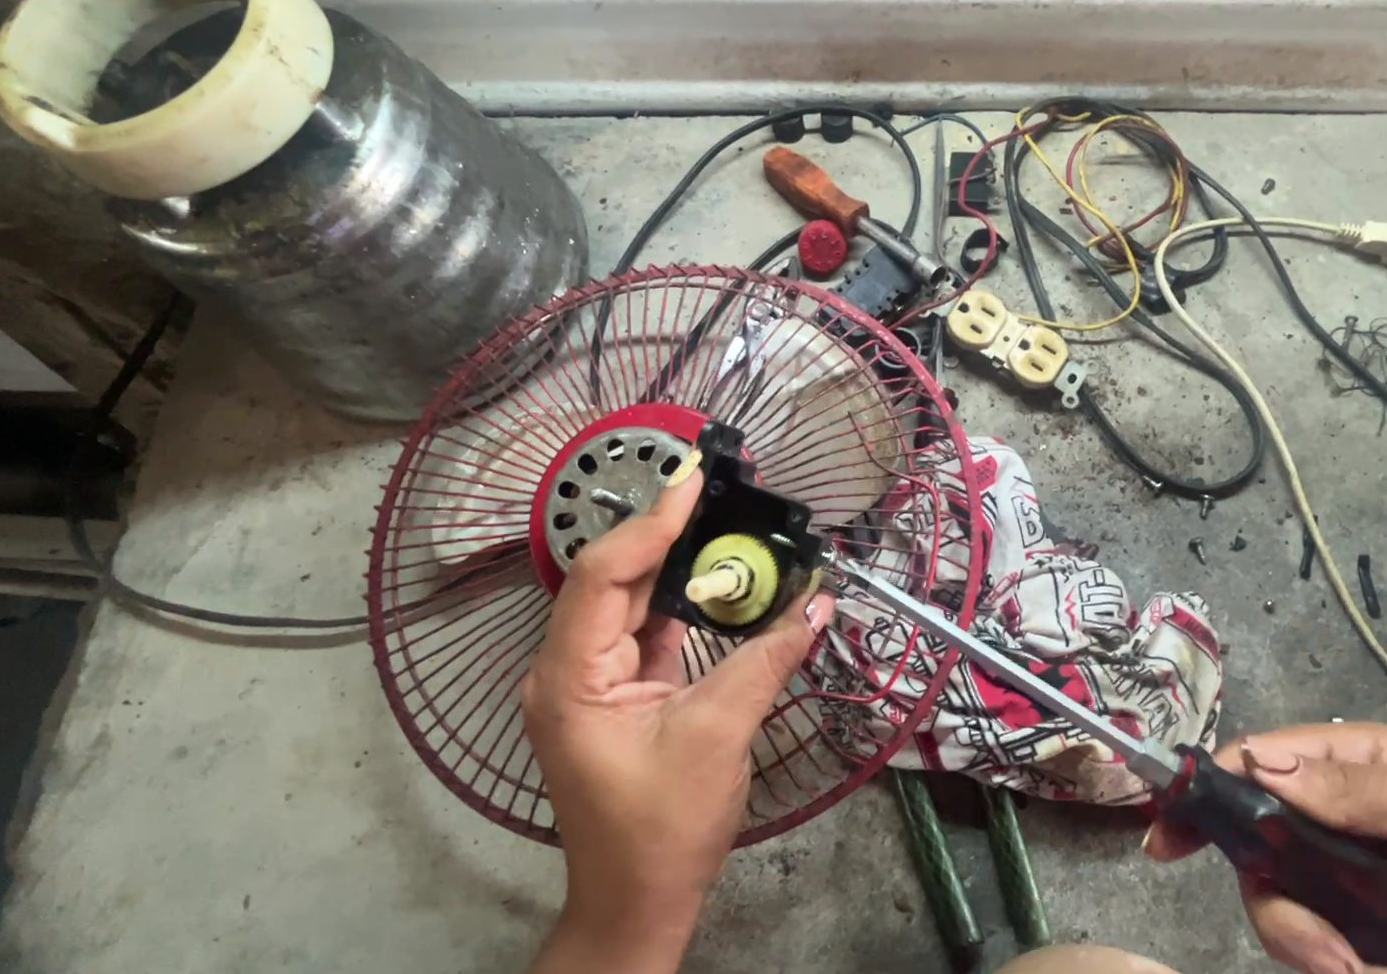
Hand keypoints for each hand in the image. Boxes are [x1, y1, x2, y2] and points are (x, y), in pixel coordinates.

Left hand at [520, 466, 833, 973]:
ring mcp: (592, 679)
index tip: (696, 484)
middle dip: (665, 533)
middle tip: (717, 489)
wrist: (639, 902)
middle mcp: (568, 668)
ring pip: (631, 600)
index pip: (602, 576)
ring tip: (721, 518)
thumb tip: (818, 600)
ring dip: (676, 561)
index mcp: (569, 677)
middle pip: (614, 580)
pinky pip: (647, 628)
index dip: (650, 525)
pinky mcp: (618, 689)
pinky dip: (682, 599)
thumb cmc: (665, 826)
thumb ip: (767, 656)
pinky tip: (717, 575)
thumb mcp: (720, 733)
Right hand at [1144, 723, 1386, 973]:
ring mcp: (1354, 883)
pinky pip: (1318, 946)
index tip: (1169, 834)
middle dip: (1271, 893)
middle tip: (1320, 950)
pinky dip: (1329, 964)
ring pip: (1280, 900)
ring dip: (1304, 940)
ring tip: (1354, 972)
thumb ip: (1369, 791)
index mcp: (1360, 769)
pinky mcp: (1370, 939)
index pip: (1263, 760)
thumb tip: (1262, 768)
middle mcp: (1342, 819)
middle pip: (1257, 840)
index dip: (1209, 787)